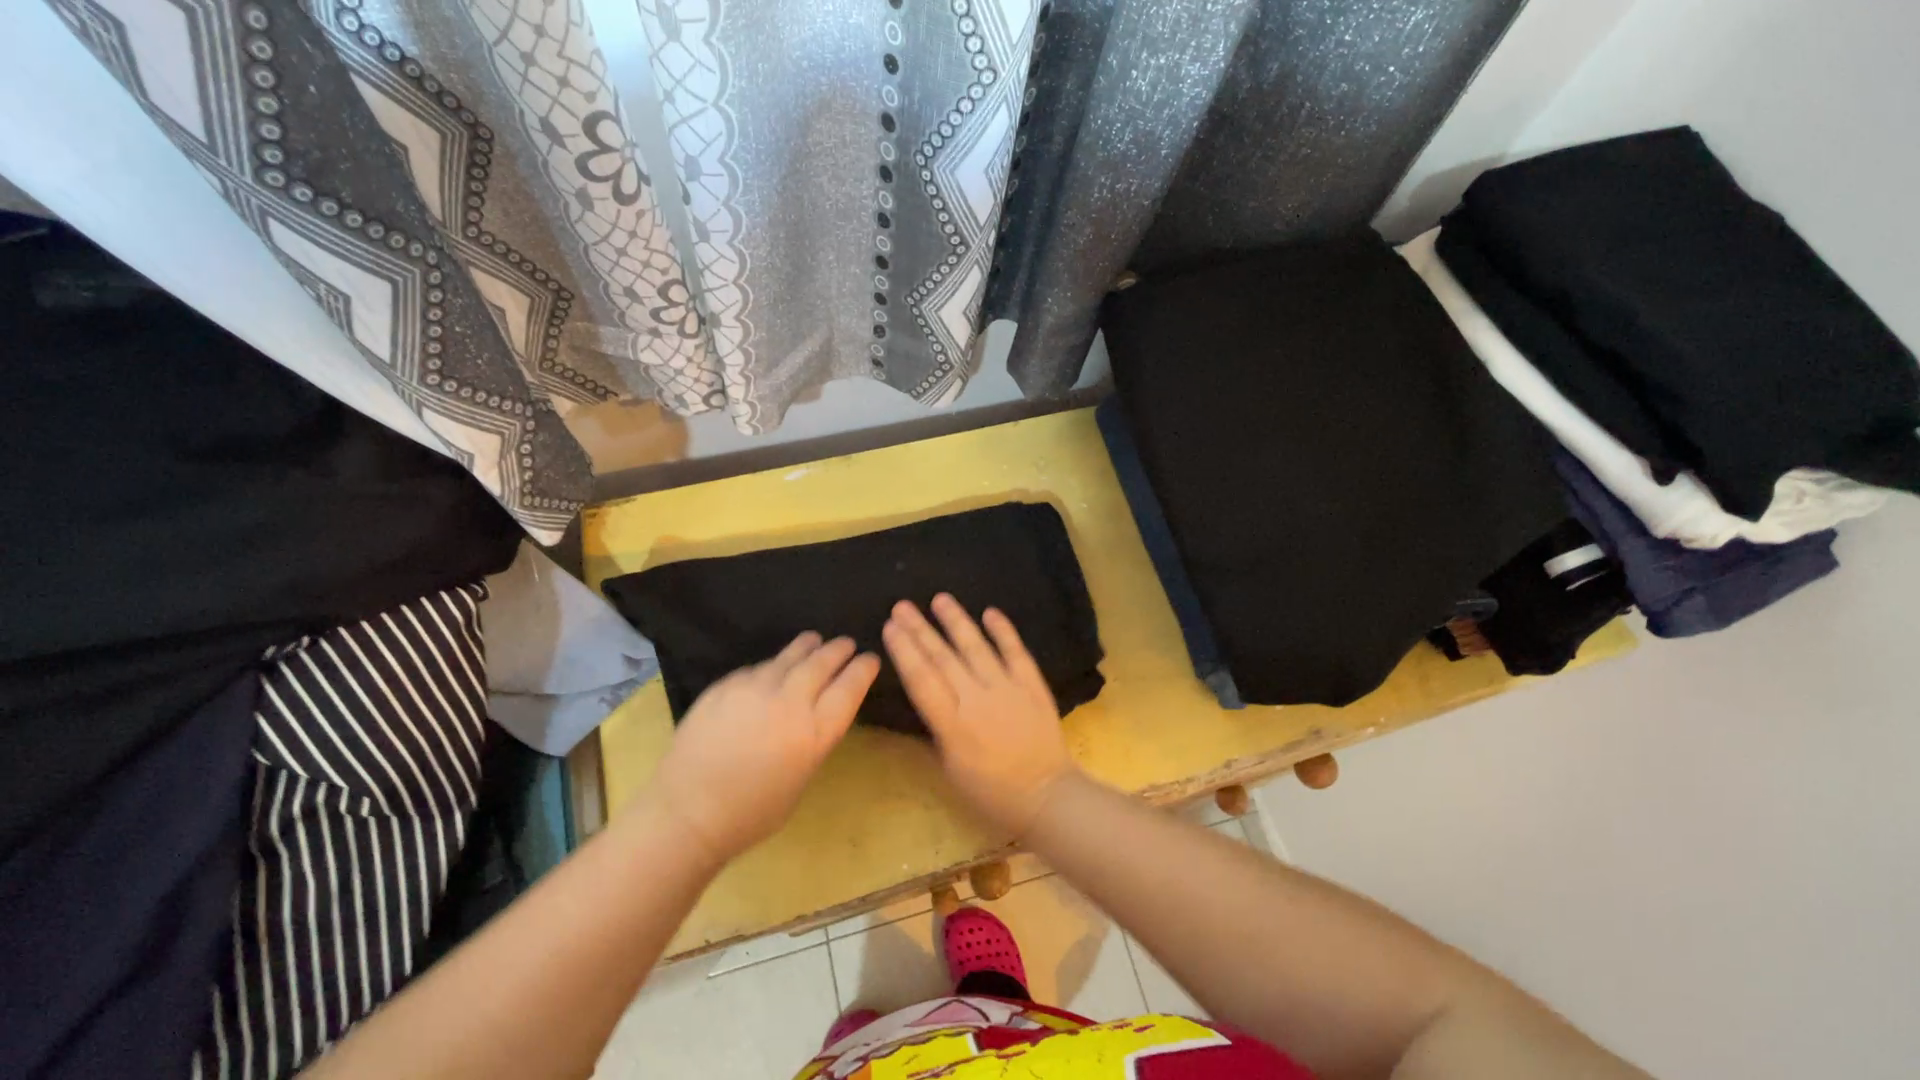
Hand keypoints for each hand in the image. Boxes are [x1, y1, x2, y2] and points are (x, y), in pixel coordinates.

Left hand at [646, 632, 879, 862]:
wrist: (689, 810)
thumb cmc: (752, 813)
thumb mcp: (800, 778)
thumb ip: (811, 740)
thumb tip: (812, 716)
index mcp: (815, 732)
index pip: (849, 688)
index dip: (862, 670)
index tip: (869, 659)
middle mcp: (790, 702)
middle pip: (821, 664)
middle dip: (837, 651)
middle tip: (846, 643)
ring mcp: (754, 689)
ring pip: (787, 658)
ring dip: (805, 648)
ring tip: (813, 640)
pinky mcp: (724, 686)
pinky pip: (755, 669)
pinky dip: (770, 667)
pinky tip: (771, 669)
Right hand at [883, 594, 1077, 837]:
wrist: (1046, 796)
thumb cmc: (991, 792)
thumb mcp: (950, 769)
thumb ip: (936, 731)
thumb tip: (924, 699)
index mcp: (952, 725)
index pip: (921, 680)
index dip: (904, 651)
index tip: (890, 627)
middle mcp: (977, 700)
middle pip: (942, 658)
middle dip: (919, 629)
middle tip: (901, 606)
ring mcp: (1007, 689)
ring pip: (976, 647)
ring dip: (956, 621)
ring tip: (939, 598)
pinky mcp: (1032, 686)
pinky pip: (1016, 652)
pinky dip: (1003, 631)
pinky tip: (989, 611)